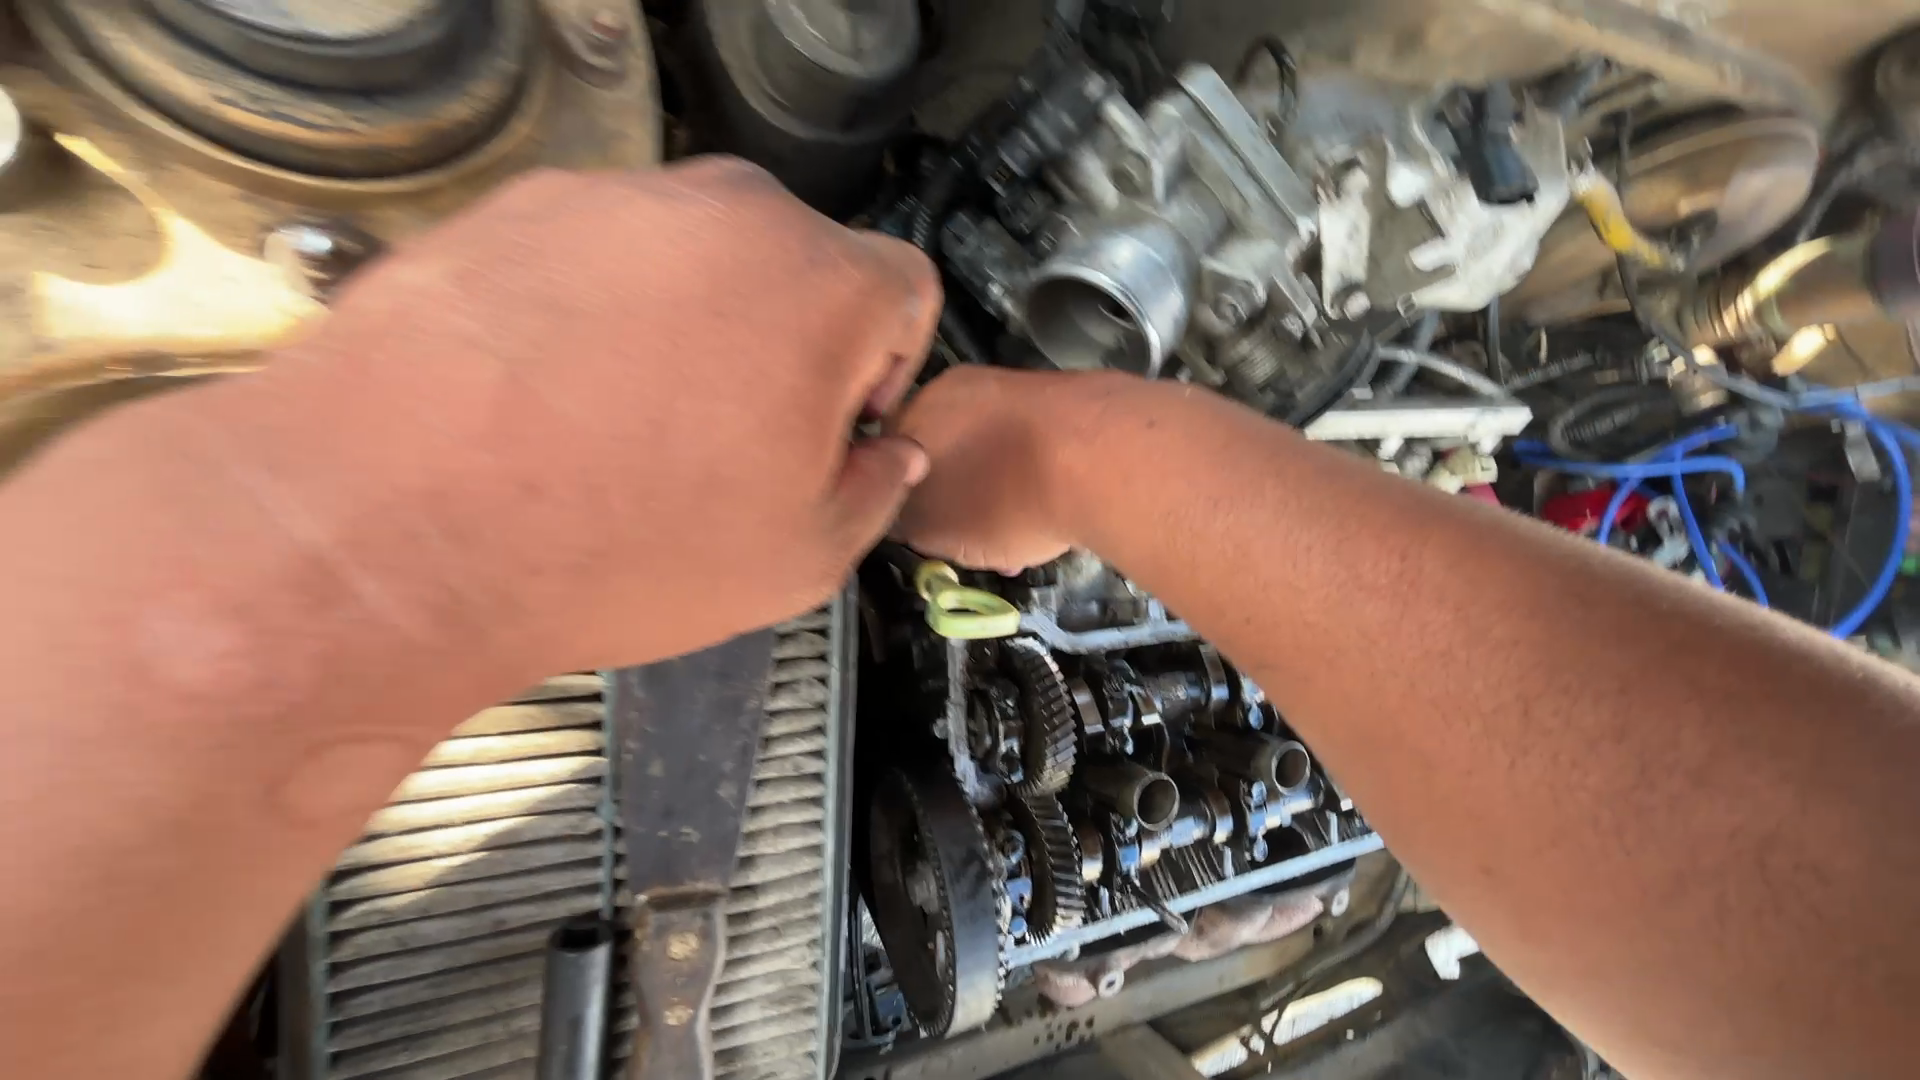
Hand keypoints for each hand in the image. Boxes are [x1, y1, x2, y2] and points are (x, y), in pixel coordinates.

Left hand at [204, 158, 938, 669]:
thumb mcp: (805, 555)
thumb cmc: (618, 547)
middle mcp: (728, 216)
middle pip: (805, 270)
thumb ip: (877, 490)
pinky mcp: (521, 212)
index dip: (887, 367)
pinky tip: (575, 401)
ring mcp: (617, 203)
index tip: (841, 420)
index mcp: (823, 289)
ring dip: (704, 333)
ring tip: (645, 428)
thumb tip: (883, 457)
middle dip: (796, 348)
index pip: (905, 292)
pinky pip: (613, 259)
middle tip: (742, 437)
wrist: (391, 534)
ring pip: (708, 262)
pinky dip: (615, 317)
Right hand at [891, 365, 1110, 572]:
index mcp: (915, 411)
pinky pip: (1037, 448)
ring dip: (1000, 493)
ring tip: (1019, 540)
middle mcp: (959, 389)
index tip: (925, 533)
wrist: (1100, 458)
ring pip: (994, 452)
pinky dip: (1039, 479)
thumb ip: (908, 522)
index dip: (905, 501)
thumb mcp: (933, 530)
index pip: (892, 460)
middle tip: (973, 542)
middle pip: (947, 453)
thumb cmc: (1001, 498)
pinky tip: (1053, 515)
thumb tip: (906, 517)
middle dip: (958, 497)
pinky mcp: (1066, 400)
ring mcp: (1015, 389)